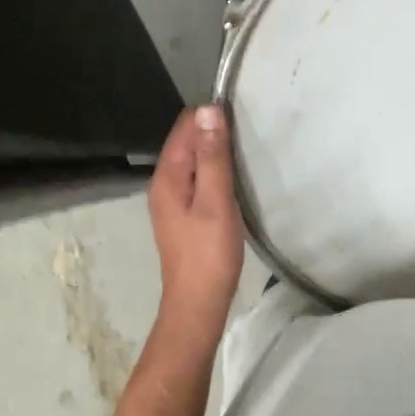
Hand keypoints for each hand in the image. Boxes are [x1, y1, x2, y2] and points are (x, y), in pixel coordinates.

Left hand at [147, 106, 243, 331]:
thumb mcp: (215, 201)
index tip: (242, 111)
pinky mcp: (184, 214)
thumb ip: (212, 156)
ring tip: (247, 147)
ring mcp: (172, 200)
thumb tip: (208, 110)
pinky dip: (215, 171)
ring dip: (216, 151)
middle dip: (214, 130)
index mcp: (167, 177)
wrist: (198, 305)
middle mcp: (164, 183)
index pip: (185, 127)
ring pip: (194, 160)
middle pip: (188, 141)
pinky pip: (198, 178)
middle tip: (250, 128)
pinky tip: (235, 176)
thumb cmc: (208, 253)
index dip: (210, 115)